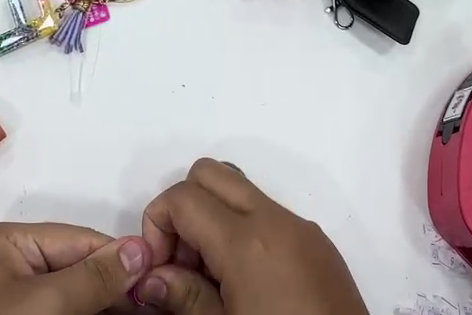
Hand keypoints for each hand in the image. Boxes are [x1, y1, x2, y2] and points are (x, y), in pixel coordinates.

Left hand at [0, 222, 151, 314]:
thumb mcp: (43, 305)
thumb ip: (92, 278)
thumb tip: (140, 248)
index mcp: (9, 243)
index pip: (80, 241)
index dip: (120, 259)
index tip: (158, 278)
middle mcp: (12, 266)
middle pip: (78, 270)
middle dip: (115, 290)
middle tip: (153, 307)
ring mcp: (14, 302)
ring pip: (74, 299)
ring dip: (104, 309)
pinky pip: (61, 314)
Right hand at [137, 158, 366, 314]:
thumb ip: (184, 298)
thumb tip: (151, 276)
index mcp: (247, 240)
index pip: (183, 196)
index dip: (156, 225)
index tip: (155, 270)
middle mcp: (276, 219)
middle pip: (210, 173)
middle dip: (183, 210)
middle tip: (180, 266)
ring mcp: (302, 228)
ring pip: (241, 190)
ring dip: (213, 219)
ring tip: (211, 279)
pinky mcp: (319, 244)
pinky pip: (269, 214)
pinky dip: (243, 231)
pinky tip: (244, 284)